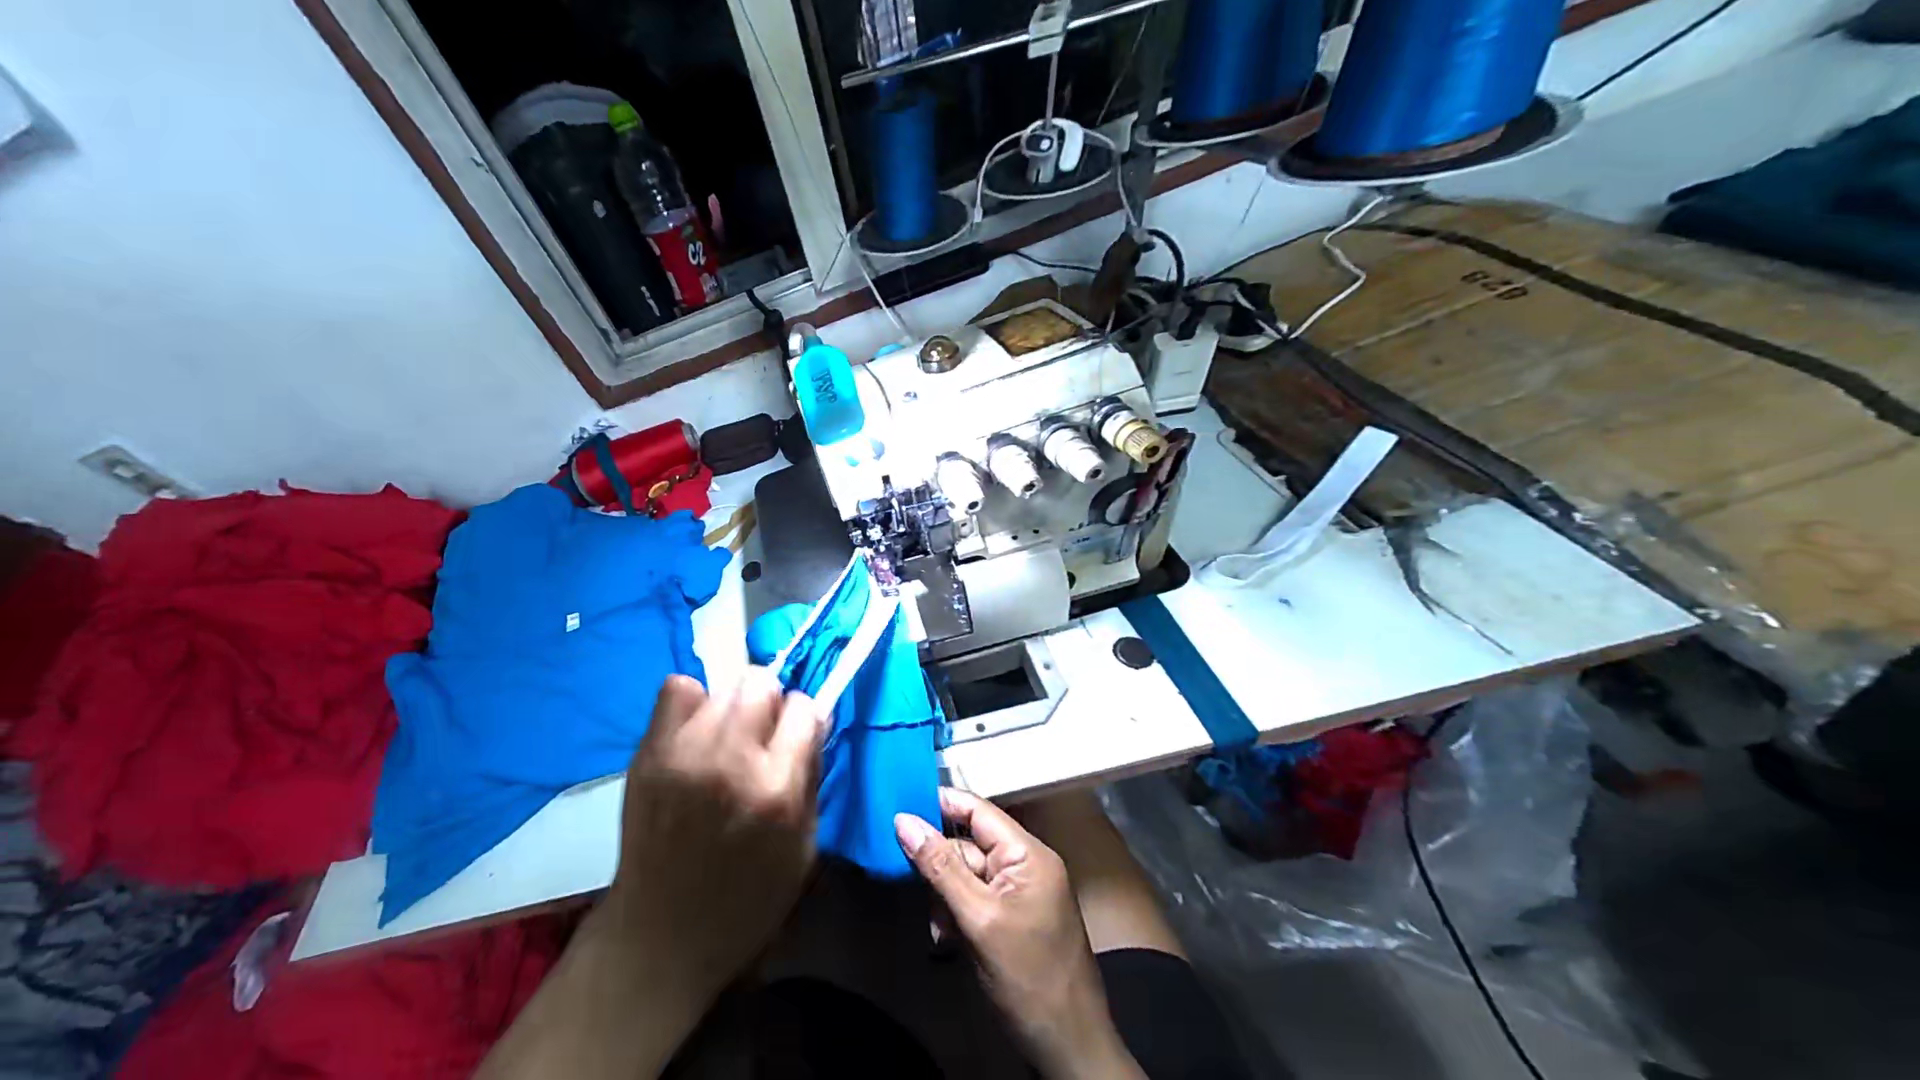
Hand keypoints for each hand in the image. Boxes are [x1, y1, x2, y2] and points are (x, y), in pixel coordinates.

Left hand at [605, 668, 824, 1001]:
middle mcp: (732, 760)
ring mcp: (685, 753)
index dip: (804, 722)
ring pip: (724, 684)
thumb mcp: (805, 846)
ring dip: (733, 705)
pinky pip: (677, 688)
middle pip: (762, 683)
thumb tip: (814, 721)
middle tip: (761, 736)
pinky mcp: (649, 753)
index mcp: (777, 788)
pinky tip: (695, 733)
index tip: (795, 739)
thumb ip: (811, 775)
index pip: (805, 708)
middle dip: (770, 704)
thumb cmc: (748, 898)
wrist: (662, 937)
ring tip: (726, 738)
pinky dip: (692, 702)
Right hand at [895, 788, 1144, 1079]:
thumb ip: (941, 867)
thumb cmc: (1027, 975)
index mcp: (1027, 853)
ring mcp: (1018, 892)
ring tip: (941, 931)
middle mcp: (1025, 864)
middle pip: (967, 844)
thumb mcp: (978, 919)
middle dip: (940, 869)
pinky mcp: (1010, 917)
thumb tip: (904, 820)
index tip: (898, 810)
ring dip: (944, 898)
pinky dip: (955, 916)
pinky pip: (973, 901)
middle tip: (918, 891)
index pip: (978, 810)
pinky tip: (948, 940)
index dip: (939, 805)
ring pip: (965, 875)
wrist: (1066, 1043)